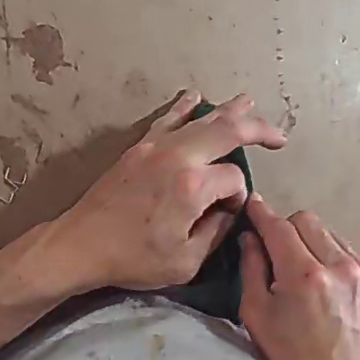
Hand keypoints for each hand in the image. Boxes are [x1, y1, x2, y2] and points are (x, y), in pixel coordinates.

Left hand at [43, 91, 285, 292]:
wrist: (81, 245)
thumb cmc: (133, 259)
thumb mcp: (185, 262)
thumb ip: (215, 232)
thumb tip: (228, 210)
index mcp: (192, 186)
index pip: (234, 179)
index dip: (238, 197)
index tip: (225, 215)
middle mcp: (177, 157)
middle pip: (228, 131)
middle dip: (258, 130)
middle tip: (278, 136)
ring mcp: (155, 147)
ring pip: (201, 119)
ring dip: (229, 111)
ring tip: (248, 103)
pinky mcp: (138, 148)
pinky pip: (168, 119)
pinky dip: (185, 107)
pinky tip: (195, 97)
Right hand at [238, 195, 359, 359]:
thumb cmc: (291, 355)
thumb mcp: (256, 314)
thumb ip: (252, 268)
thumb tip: (250, 238)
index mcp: (304, 275)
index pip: (278, 226)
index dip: (261, 213)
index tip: (250, 205)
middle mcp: (336, 264)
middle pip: (304, 219)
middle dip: (284, 228)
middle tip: (272, 249)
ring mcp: (358, 268)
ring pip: (325, 230)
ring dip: (306, 239)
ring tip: (296, 266)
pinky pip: (341, 246)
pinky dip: (325, 251)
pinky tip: (317, 276)